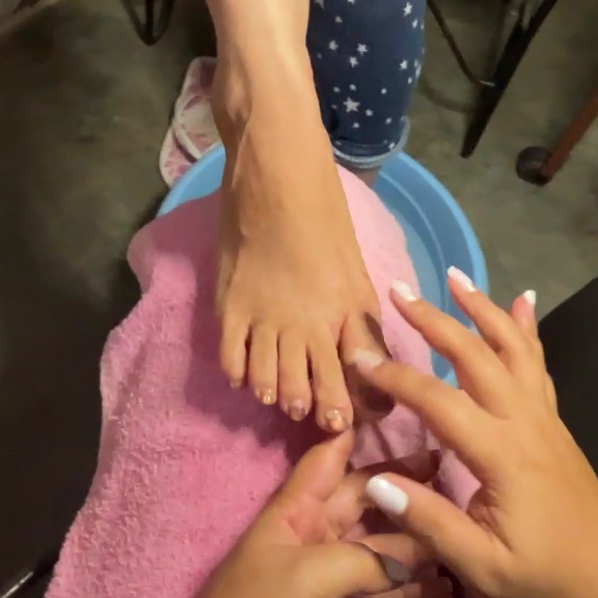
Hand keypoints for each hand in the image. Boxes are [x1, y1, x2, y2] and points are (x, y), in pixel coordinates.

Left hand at [168, 433, 448, 597]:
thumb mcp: (305, 574)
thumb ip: (362, 557)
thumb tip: (413, 552)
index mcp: (295, 513)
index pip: (328, 459)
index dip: (355, 432)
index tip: (393, 405)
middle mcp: (316, 538)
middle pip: (364, 501)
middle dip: (400, 484)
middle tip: (447, 464)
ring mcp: (331, 581)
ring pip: (381, 552)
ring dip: (417, 541)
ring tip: (459, 524)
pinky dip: (414, 594)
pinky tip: (446, 584)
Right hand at [216, 92, 391, 431]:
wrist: (277, 176)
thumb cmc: (325, 216)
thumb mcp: (356, 271)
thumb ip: (361, 325)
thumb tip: (369, 368)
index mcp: (339, 318)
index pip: (347, 385)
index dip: (349, 412)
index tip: (348, 422)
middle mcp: (300, 327)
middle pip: (304, 392)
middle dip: (312, 411)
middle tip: (313, 413)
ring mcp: (260, 318)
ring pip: (266, 383)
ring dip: (276, 395)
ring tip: (281, 396)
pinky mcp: (227, 306)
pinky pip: (230, 360)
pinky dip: (239, 374)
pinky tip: (247, 373)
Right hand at [346, 274, 597, 597]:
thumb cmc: (543, 574)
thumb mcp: (482, 565)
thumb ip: (429, 521)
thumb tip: (375, 480)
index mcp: (501, 453)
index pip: (439, 401)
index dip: (396, 377)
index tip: (360, 357)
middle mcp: (523, 420)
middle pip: (475, 355)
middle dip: (433, 319)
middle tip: (398, 290)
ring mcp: (542, 414)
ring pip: (511, 346)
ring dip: (481, 307)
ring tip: (455, 275)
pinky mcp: (552, 417)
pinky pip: (536, 362)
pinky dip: (526, 327)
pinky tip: (523, 300)